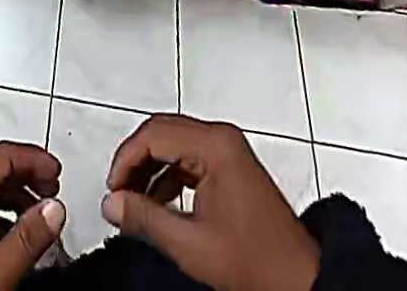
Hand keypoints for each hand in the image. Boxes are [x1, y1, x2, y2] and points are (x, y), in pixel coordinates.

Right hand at [101, 114, 318, 290]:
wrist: (294, 276)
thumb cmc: (253, 258)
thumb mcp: (189, 243)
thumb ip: (146, 218)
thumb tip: (113, 202)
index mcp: (215, 145)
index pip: (155, 134)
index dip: (126, 159)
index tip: (112, 188)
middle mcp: (222, 138)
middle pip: (163, 131)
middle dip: (135, 160)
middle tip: (117, 192)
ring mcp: (226, 148)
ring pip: (173, 142)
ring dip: (149, 168)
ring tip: (133, 202)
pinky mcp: (227, 163)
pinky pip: (187, 156)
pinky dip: (167, 175)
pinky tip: (157, 204)